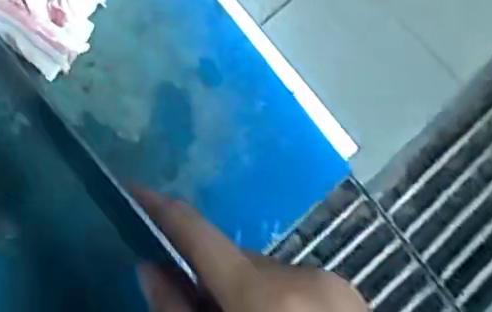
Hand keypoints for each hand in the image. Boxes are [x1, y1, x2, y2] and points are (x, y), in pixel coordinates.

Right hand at [136, 189, 368, 311]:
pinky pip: (301, 295)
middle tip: (191, 307)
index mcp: (265, 294)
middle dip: (211, 278)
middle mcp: (304, 278)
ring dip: (246, 299)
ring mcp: (340, 292)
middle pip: (235, 260)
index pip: (196, 229)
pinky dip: (278, 311)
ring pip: (269, 278)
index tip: (132, 191)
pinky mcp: (359, 307)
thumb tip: (151, 270)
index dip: (159, 208)